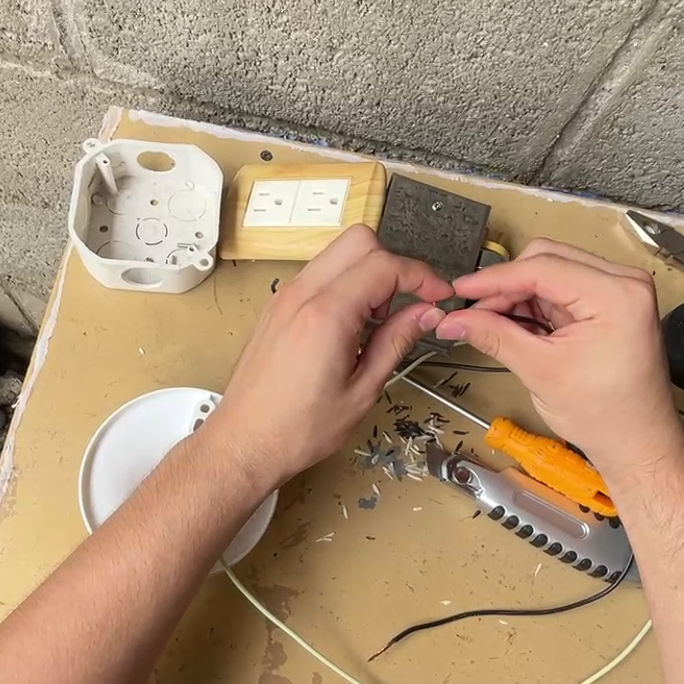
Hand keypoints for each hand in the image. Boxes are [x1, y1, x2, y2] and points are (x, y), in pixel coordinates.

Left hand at [207, 225, 452, 488]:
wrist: (245, 442)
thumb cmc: (297, 429)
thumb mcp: (363, 390)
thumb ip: (397, 342)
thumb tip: (426, 314)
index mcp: (326, 314)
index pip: (384, 266)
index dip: (421, 276)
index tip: (438, 296)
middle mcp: (301, 295)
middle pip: (359, 241)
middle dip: (392, 265)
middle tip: (404, 306)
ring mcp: (284, 297)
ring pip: (337, 254)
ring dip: (367, 274)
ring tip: (376, 322)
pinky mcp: (277, 307)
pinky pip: (319, 274)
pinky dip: (344, 285)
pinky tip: (351, 326)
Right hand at [435, 239, 683, 473]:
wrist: (634, 441)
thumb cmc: (604, 414)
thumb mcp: (540, 371)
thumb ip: (494, 336)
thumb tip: (453, 320)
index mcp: (616, 295)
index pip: (542, 268)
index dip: (494, 279)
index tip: (461, 290)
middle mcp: (622, 282)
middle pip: (546, 260)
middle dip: (506, 286)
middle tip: (474, 313)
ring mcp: (616, 290)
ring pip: (549, 272)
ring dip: (517, 296)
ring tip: (492, 325)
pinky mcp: (607, 303)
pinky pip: (559, 290)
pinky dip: (532, 305)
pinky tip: (514, 327)